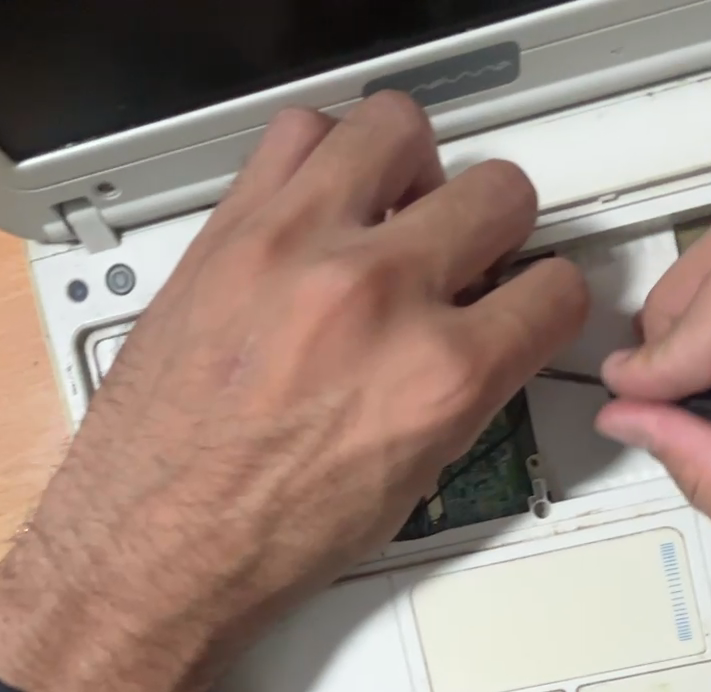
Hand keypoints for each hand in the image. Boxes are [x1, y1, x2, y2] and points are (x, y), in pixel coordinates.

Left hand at [0, 94, 587, 691]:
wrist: (155, 546)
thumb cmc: (270, 539)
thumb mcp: (408, 485)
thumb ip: (460, 393)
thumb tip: (480, 339)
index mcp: (437, 379)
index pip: (555, 292)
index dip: (550, 303)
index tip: (529, 305)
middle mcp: (375, 299)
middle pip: (500, 193)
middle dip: (499, 233)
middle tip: (467, 261)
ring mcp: (297, 251)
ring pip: (401, 127)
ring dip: (416, 172)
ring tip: (393, 216)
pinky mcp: (228, 233)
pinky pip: (298, 132)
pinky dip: (324, 158)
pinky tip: (320, 209)